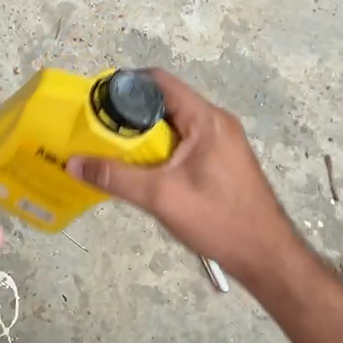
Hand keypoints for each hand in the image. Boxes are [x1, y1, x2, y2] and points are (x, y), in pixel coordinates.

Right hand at [68, 69, 299, 286]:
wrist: (270, 261)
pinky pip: (180, 140)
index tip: (95, 101)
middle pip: (162, 101)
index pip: (158, 81)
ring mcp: (220, 142)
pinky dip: (156, 147)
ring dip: (140, 133)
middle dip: (127, 112)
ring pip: (170, 123)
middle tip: (96, 127)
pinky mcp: (220, 160)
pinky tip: (139, 168)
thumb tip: (72, 164)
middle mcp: (215, 123)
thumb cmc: (220, 221)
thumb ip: (114, 177)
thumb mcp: (161, 197)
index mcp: (206, 119)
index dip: (124, 84)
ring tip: (110, 148)